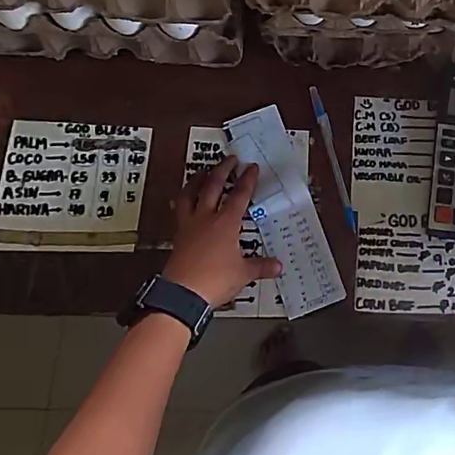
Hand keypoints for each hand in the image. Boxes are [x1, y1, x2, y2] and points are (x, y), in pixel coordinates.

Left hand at [163, 156, 280, 308]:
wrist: (182, 294)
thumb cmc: (213, 281)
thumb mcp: (243, 273)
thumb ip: (261, 266)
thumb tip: (276, 266)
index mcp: (226, 223)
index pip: (240, 195)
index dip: (247, 180)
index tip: (251, 168)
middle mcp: (206, 218)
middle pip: (213, 186)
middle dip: (223, 170)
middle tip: (229, 160)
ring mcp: (189, 226)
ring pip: (190, 194)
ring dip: (197, 180)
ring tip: (201, 172)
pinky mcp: (177, 236)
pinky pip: (179, 211)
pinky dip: (182, 202)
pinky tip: (183, 201)